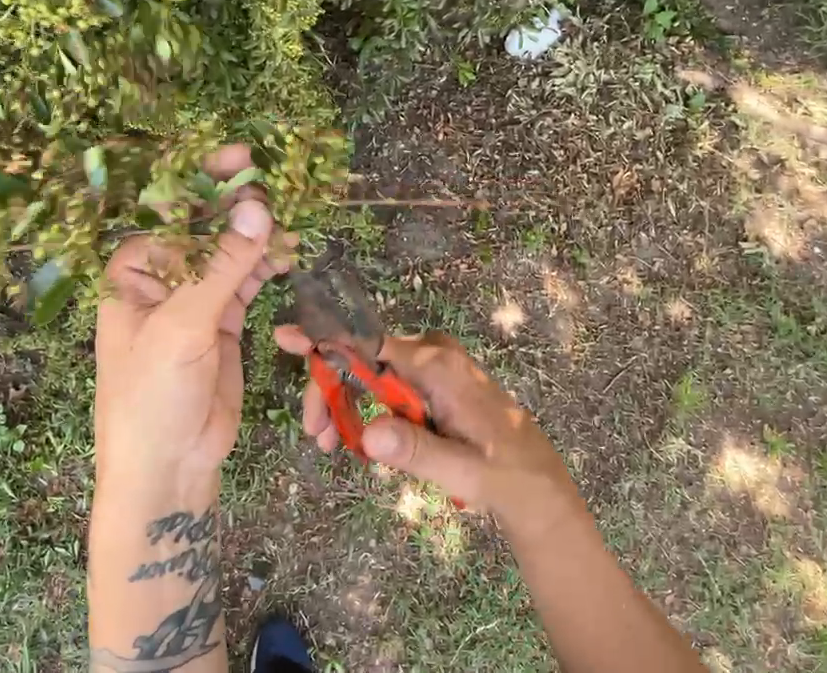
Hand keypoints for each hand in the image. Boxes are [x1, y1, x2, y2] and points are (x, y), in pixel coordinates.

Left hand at [94, 146, 289, 506]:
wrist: (166, 467)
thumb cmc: (151, 394)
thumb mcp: (183, 326)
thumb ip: (223, 267)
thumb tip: (258, 208)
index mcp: (133, 268)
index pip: (169, 211)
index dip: (203, 180)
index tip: (242, 159)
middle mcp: (162, 274)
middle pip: (204, 225)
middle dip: (238, 204)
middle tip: (279, 184)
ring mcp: (194, 296)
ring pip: (230, 250)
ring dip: (258, 233)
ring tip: (294, 214)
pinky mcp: (222, 318)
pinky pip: (247, 279)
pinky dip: (268, 263)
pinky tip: (291, 248)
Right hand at [272, 327, 577, 525]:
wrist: (540, 488)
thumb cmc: (507, 478)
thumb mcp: (463, 471)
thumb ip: (416, 450)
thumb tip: (368, 434)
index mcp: (438, 366)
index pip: (369, 343)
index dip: (326, 342)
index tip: (286, 338)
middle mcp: (432, 355)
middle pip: (362, 359)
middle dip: (331, 393)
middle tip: (317, 437)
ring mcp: (432, 367)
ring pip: (369, 374)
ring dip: (346, 406)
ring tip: (334, 446)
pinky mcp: (432, 382)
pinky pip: (386, 386)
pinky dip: (366, 410)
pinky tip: (361, 440)